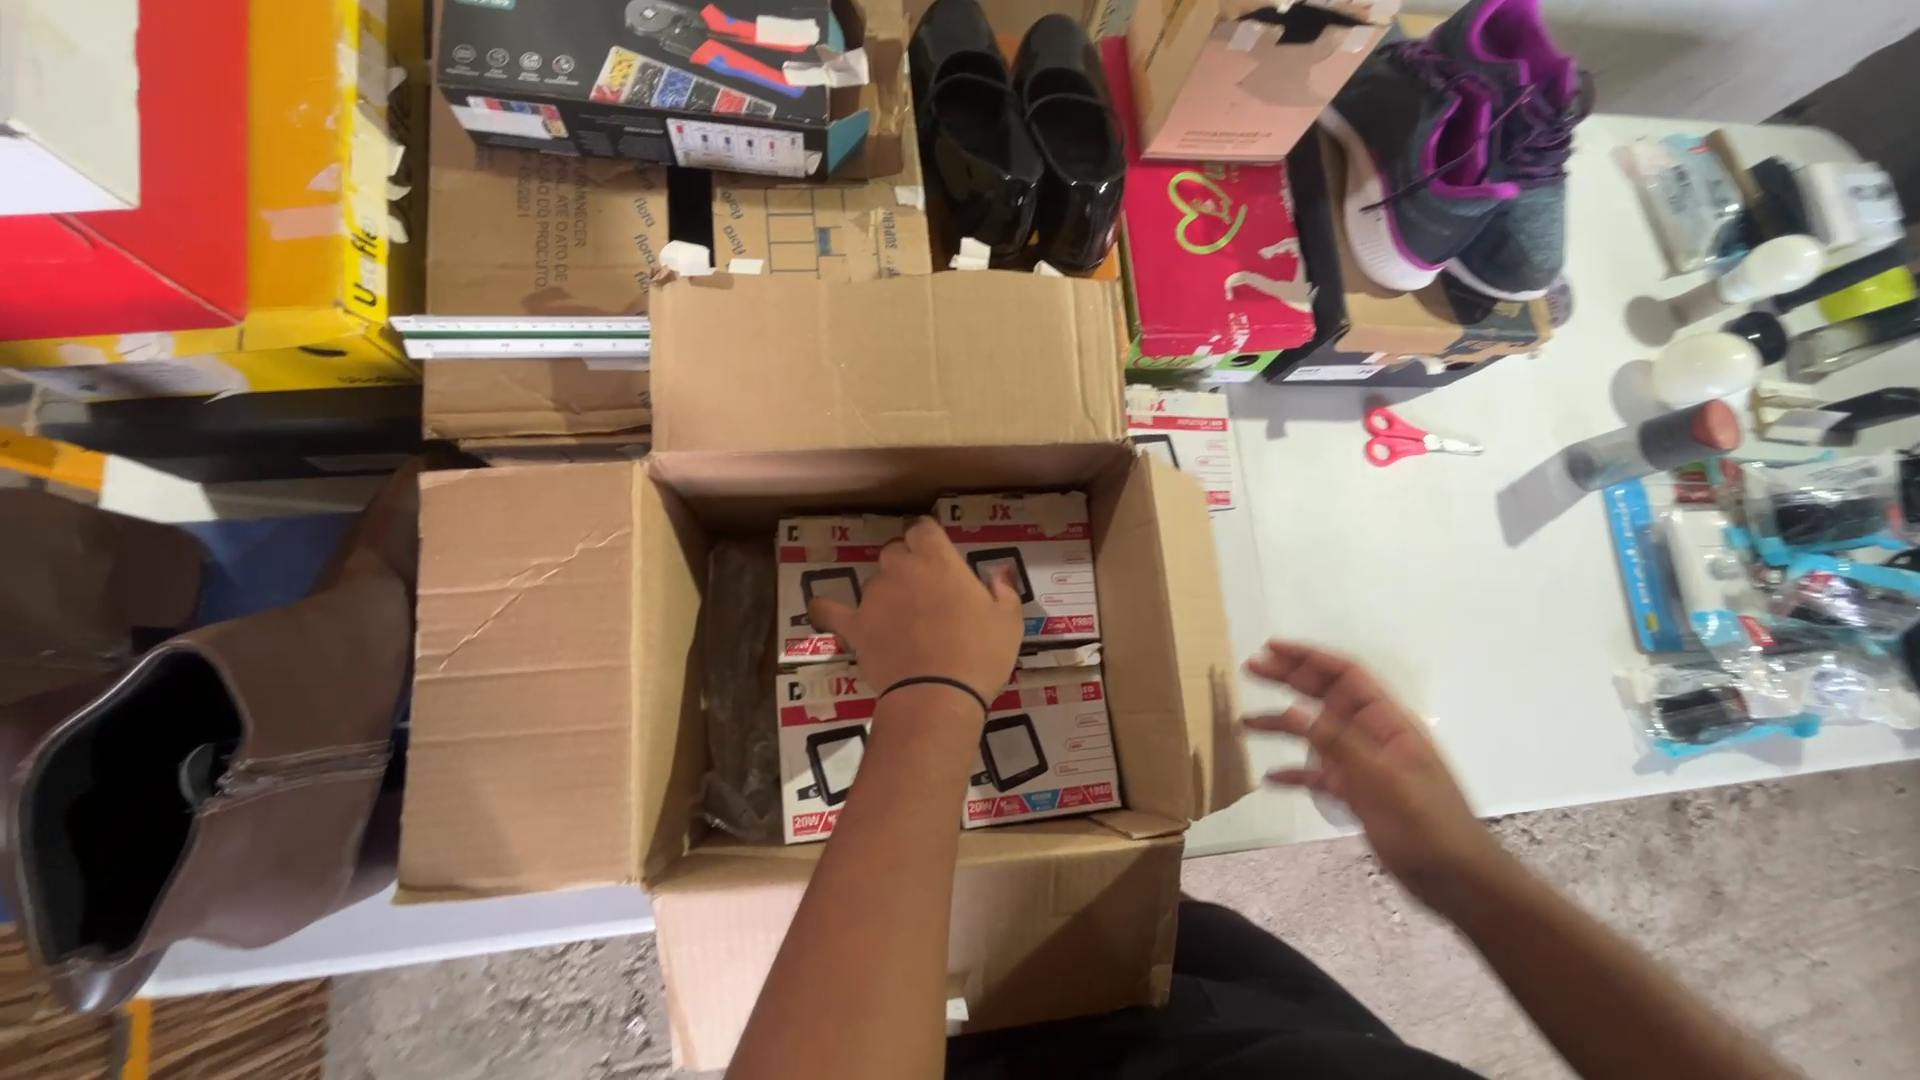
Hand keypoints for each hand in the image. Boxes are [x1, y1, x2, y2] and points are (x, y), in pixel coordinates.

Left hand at [807, 517, 1024, 709]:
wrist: (938, 695)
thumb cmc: (980, 654)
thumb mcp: (1007, 621)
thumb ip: (1002, 590)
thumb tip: (1000, 573)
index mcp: (938, 560)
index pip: (923, 528)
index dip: (928, 539)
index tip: (937, 554)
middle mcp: (901, 568)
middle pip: (895, 551)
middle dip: (906, 564)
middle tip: (923, 592)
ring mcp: (873, 596)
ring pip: (873, 581)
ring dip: (885, 592)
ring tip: (899, 620)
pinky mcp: (854, 625)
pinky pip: (829, 610)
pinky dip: (827, 609)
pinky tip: (825, 611)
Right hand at [1243, 640, 1514, 915]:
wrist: (1458, 881)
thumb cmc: (1427, 825)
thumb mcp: (1382, 778)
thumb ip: (1336, 742)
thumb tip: (1290, 709)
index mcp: (1387, 721)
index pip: (1345, 675)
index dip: (1308, 657)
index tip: (1272, 647)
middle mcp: (1372, 735)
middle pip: (1325, 697)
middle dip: (1288, 680)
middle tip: (1250, 670)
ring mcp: (1363, 765)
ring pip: (1315, 734)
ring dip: (1282, 725)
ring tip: (1246, 722)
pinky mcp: (1357, 794)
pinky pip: (1317, 774)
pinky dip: (1293, 773)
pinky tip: (1270, 778)